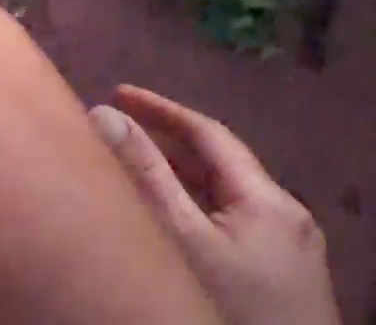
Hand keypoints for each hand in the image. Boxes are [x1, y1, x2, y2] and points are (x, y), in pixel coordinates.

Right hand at [89, 85, 339, 324]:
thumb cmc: (232, 298)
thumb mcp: (182, 234)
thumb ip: (145, 172)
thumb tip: (103, 111)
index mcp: (268, 200)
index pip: (210, 134)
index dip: (160, 108)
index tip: (114, 92)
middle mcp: (285, 215)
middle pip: (217, 161)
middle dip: (163, 137)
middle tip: (113, 123)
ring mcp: (287, 245)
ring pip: (220, 189)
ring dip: (172, 168)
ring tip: (125, 159)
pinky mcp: (279, 269)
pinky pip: (225, 214)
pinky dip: (187, 196)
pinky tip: (159, 206)